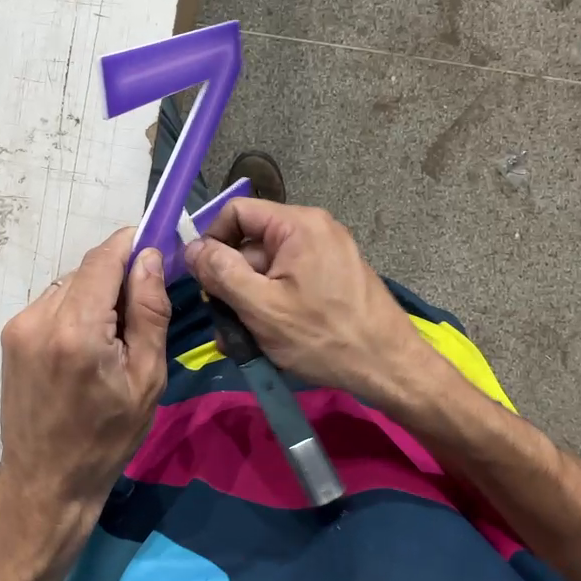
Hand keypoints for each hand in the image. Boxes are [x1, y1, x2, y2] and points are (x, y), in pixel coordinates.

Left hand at [0, 228, 170, 526]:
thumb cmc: (106, 438)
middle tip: (143, 310)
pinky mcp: (11, 336)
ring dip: (96, 296)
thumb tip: (150, 258)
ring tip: (112, 340)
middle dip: (118, 277)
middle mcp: (39, 318)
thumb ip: (149, 312)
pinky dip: (75, 311)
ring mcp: (19, 326)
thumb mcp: (146, 379)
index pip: (103, 259)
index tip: (156, 243)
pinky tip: (86, 348)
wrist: (45, 482)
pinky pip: (52, 304)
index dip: (131, 243)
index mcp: (76, 331)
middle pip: (86, 271)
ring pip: (69, 286)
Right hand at [183, 199, 425, 403]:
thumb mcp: (261, 306)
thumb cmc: (323, 336)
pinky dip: (273, 306)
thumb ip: (221, 272)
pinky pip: (289, 282)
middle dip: (231, 283)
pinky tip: (269, 339)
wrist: (390, 368)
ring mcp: (328, 253)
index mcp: (297, 224)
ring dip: (250, 302)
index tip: (202, 280)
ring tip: (244, 341)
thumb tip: (191, 248)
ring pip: (268, 269)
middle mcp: (314, 228)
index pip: (236, 212)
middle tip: (224, 323)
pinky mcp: (335, 277)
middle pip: (251, 244)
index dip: (211, 241)